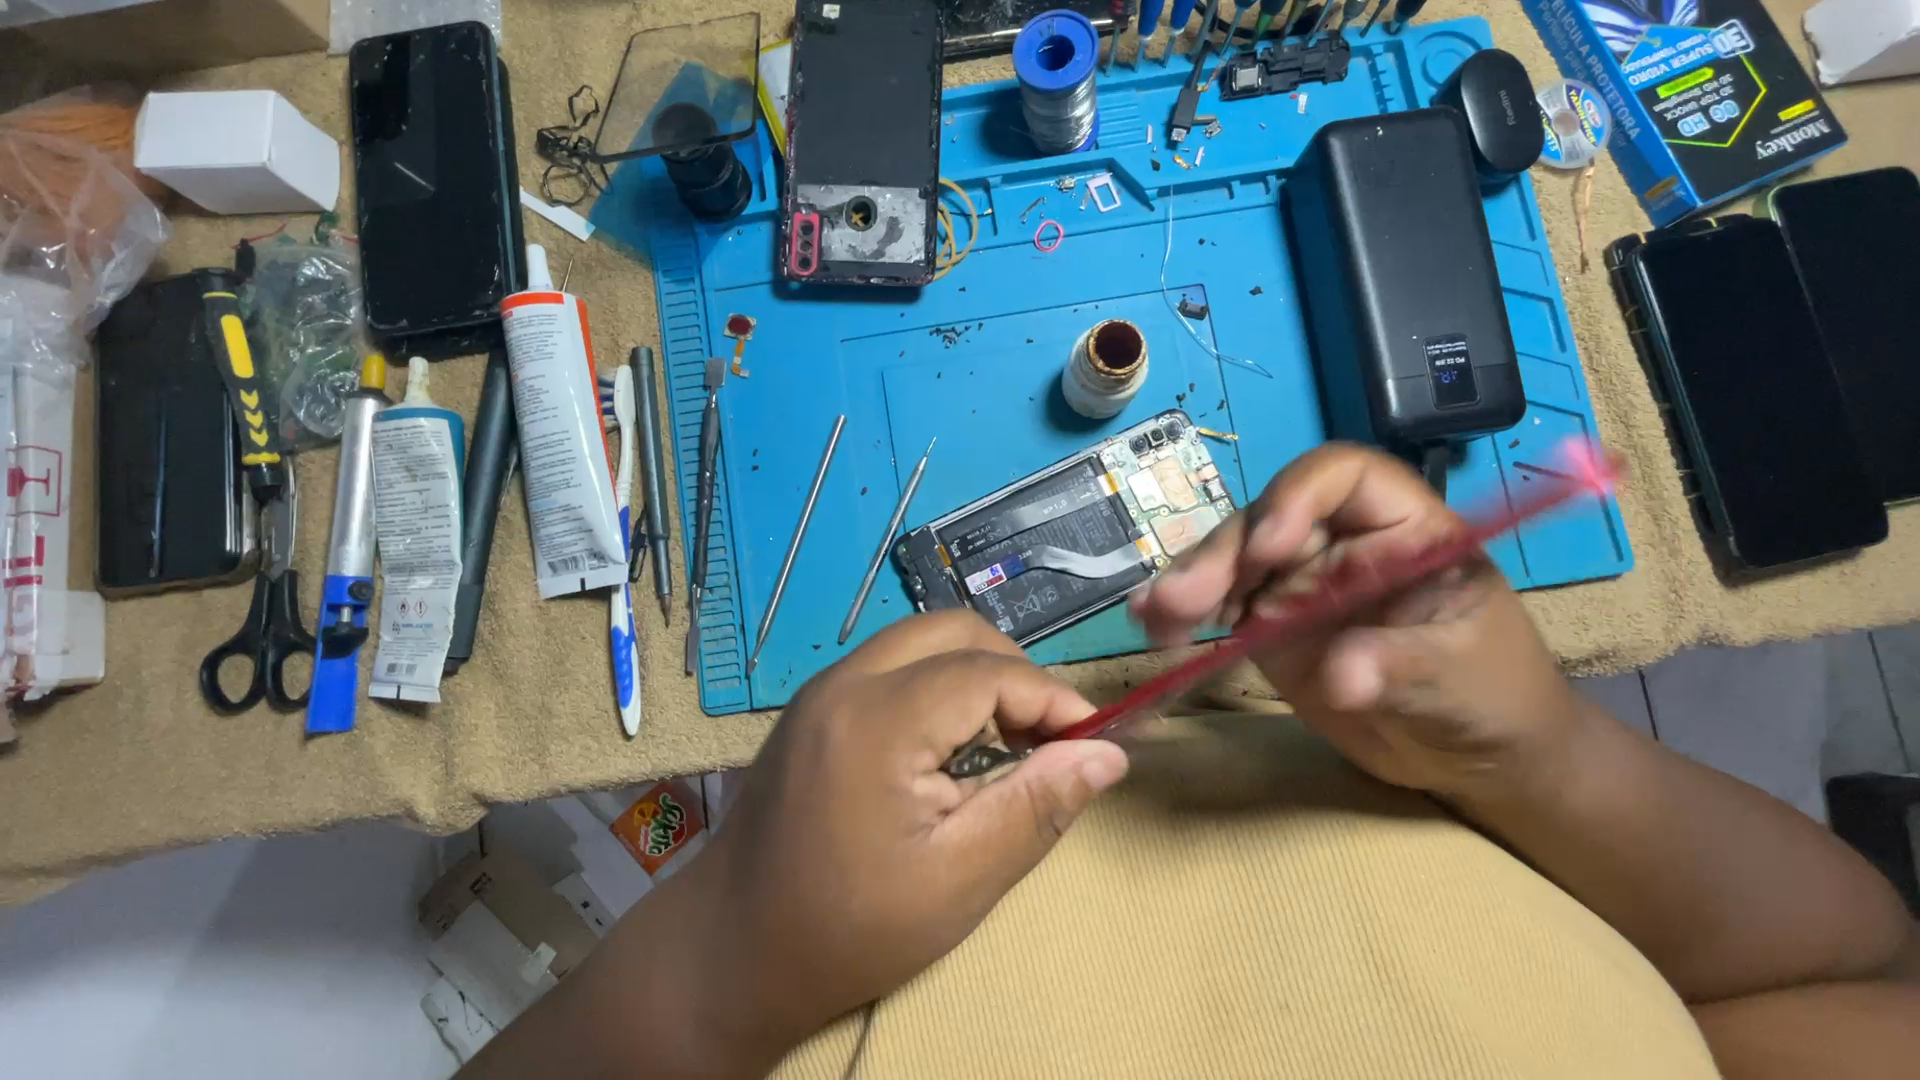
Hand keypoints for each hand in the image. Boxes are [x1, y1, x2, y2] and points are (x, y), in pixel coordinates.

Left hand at [657, 612, 1128, 1067]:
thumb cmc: (846, 930)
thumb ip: (1036, 807)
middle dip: (1013, 671)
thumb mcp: (958, 881)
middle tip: (1045, 737)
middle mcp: (844, 682)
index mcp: (877, 720)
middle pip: (953, 630)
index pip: (988, 673)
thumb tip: (1107, 755)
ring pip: (921, 639)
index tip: (1092, 740)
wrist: (727, 953)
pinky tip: (950, 744)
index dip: (1053, 698)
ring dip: (976, 673)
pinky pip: (892, 664)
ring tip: (1005, 741)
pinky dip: (938, 684)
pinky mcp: (813, 706)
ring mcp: (821, 689)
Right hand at [1129, 443, 1582, 800]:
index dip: (1297, 496)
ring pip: (1229, 562)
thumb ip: (1400, 665)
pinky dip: (1184, 616)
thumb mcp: (1462, 674)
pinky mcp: (1268, 626)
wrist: (1474, 756)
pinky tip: (1154, 629)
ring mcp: (1297, 584)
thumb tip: (1340, 676)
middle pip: (1266, 521)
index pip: (1343, 477)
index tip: (1268, 548)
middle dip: (1220, 555)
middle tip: (1182, 600)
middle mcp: (1338, 543)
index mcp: (1399, 528)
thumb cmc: (1494, 695)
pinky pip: (1218, 609)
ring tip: (1152, 617)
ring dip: (1188, 583)